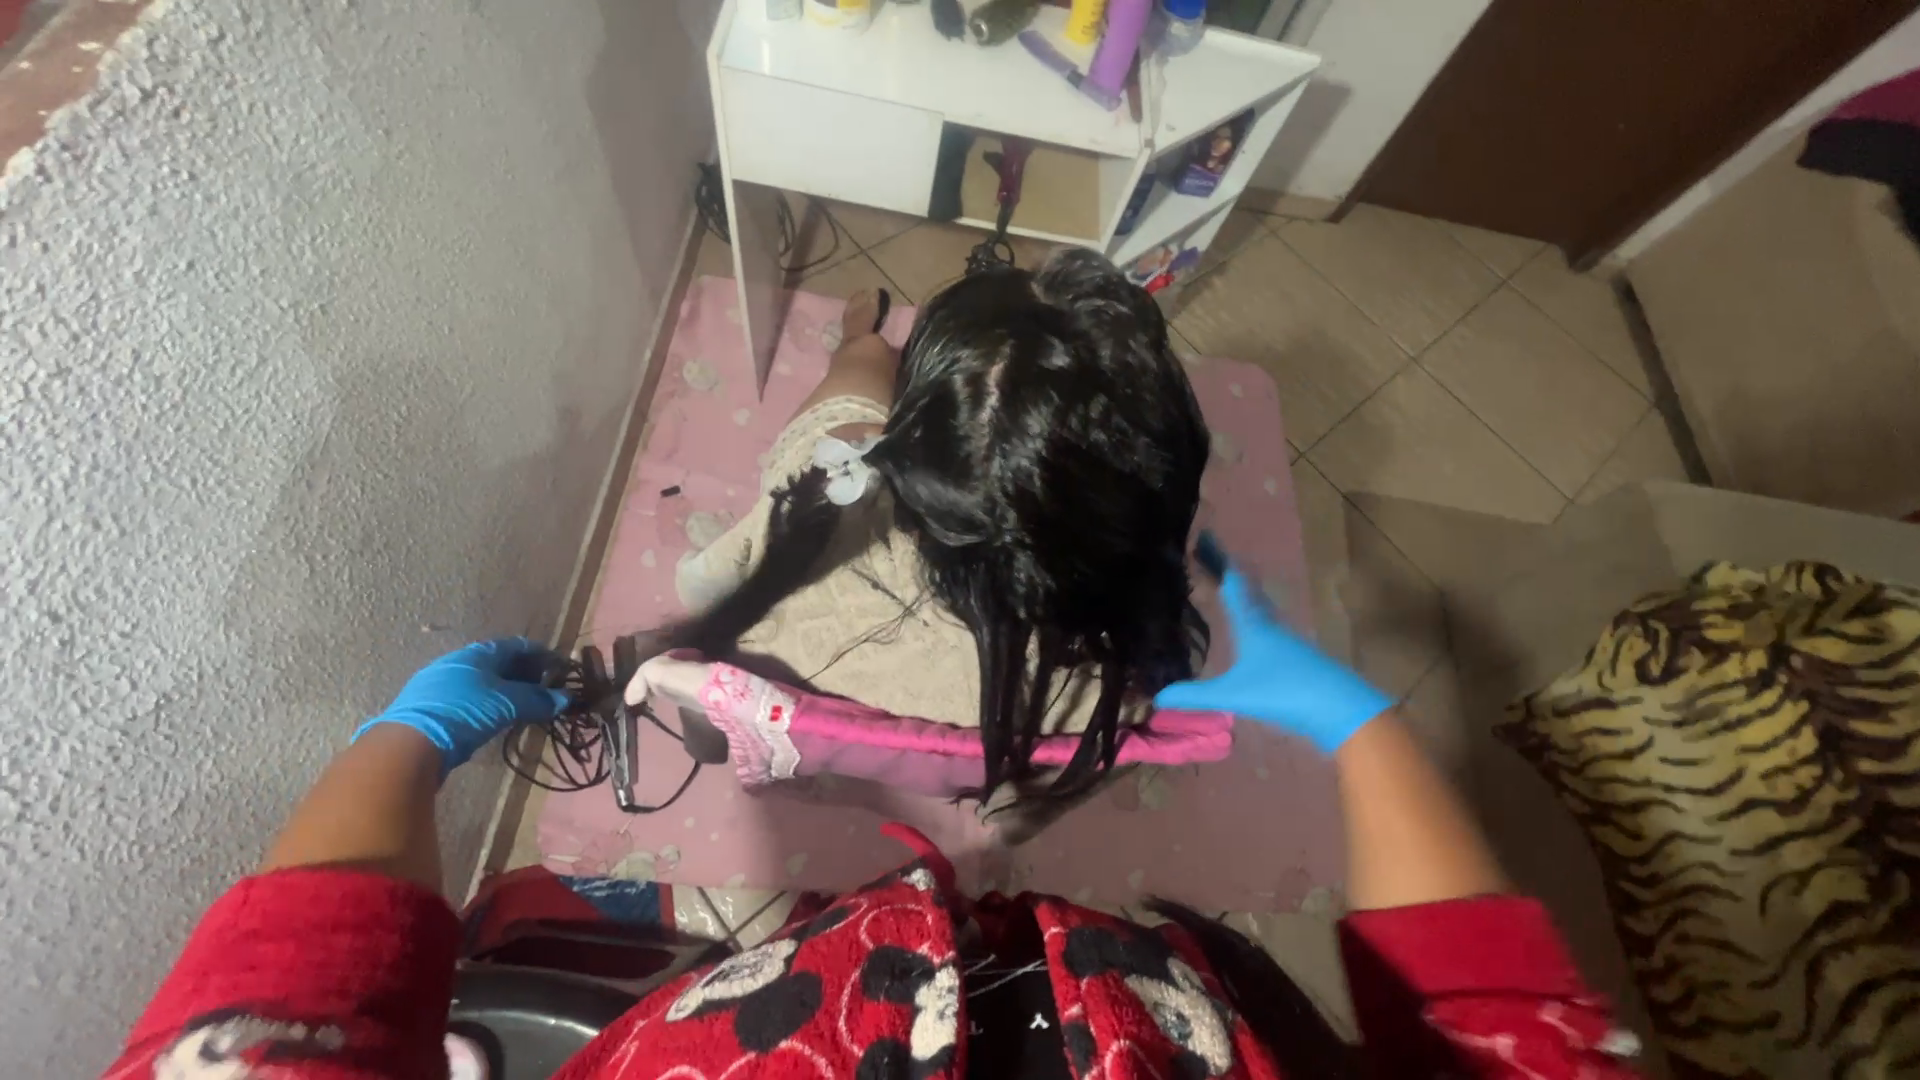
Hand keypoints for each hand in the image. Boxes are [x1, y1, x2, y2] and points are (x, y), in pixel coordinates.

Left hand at [353, 638, 571, 772]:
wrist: (408, 746)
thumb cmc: (465, 711)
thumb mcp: (509, 703)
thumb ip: (539, 699)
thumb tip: (567, 699)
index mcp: (477, 653)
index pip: (518, 646)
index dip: (542, 656)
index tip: (560, 671)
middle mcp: (458, 663)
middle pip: (501, 664)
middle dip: (527, 676)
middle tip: (546, 692)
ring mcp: (441, 686)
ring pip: (485, 684)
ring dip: (508, 693)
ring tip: (525, 708)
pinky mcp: (432, 709)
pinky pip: (470, 700)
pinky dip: (490, 706)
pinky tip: (497, 720)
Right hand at [1154, 567, 1390, 752]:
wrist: (1342, 711)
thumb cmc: (1286, 693)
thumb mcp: (1234, 695)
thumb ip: (1195, 696)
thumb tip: (1156, 698)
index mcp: (1253, 623)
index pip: (1232, 583)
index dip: (1217, 560)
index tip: (1203, 538)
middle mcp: (1268, 623)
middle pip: (1245, 587)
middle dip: (1223, 568)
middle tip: (1204, 552)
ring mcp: (1283, 639)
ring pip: (1257, 603)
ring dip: (1239, 587)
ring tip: (1222, 579)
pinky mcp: (1293, 656)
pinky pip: (1264, 620)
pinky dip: (1249, 609)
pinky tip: (1247, 623)